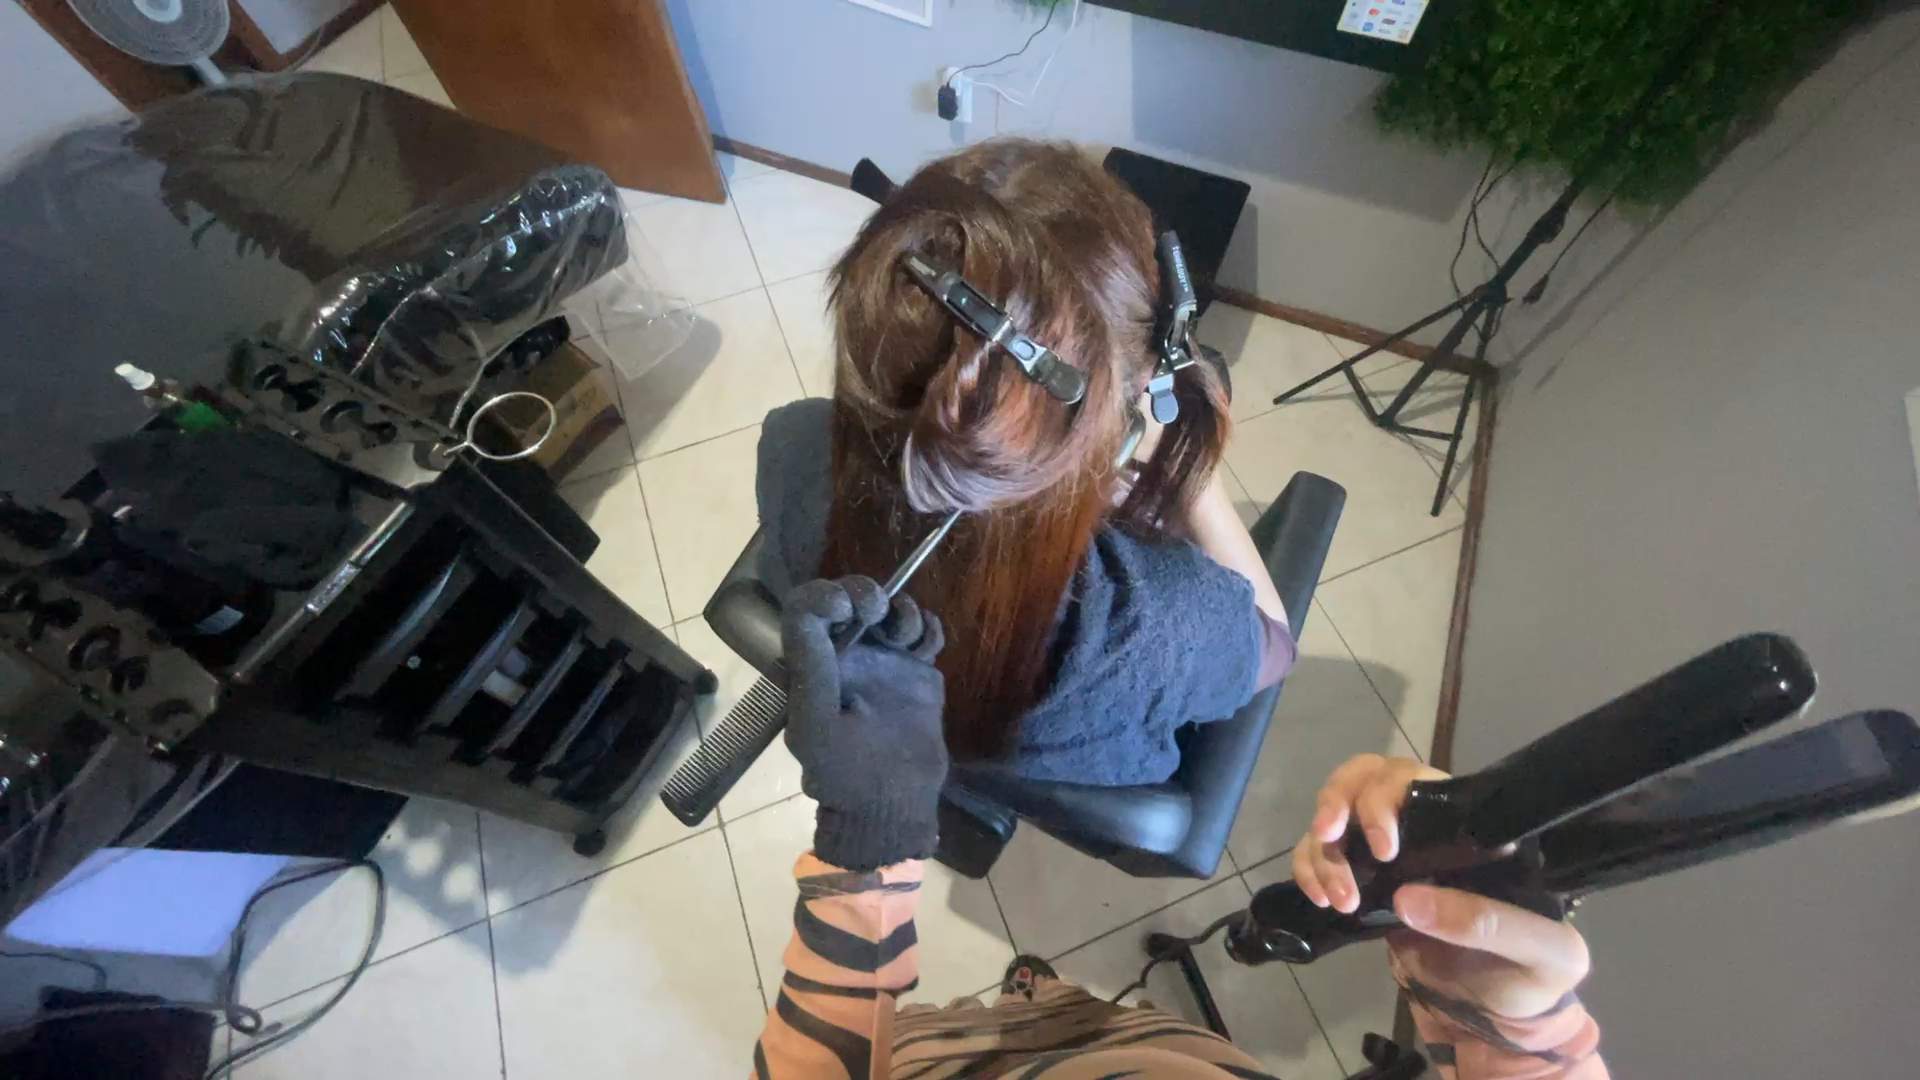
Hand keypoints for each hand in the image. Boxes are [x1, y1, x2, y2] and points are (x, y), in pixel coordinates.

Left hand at [782, 576, 946, 871]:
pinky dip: (928, 627)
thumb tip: (816, 612)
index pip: (808, 608)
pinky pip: (925, 632)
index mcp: (814, 664)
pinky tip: (927, 645)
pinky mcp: (917, 671)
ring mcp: (884, 660)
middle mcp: (847, 654)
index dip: (823, 595)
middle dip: (866, 592)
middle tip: (877, 609)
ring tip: (907, 639)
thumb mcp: (814, 723)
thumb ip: (811, 667)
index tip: (845, 608)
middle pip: (852, 597)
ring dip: (902, 610)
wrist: (893, 801)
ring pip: (892, 609)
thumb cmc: (844, 770)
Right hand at [1292, 754, 1589, 1019]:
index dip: (1385, 799)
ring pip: (1332, 817)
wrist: (1492, 1013)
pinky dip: (1308, 868)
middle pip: (1359, 778)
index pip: (1411, 779)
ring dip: (1324, 853)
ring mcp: (1377, 845)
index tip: (1383, 849)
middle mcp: (1414, 821)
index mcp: (1461, 823)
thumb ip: (1488, 923)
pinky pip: (1316, 851)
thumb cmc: (1528, 972)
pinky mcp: (1355, 873)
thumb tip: (1407, 899)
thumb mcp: (1542, 953)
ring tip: (1338, 900)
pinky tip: (1319, 897)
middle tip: (1327, 834)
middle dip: (1335, 801)